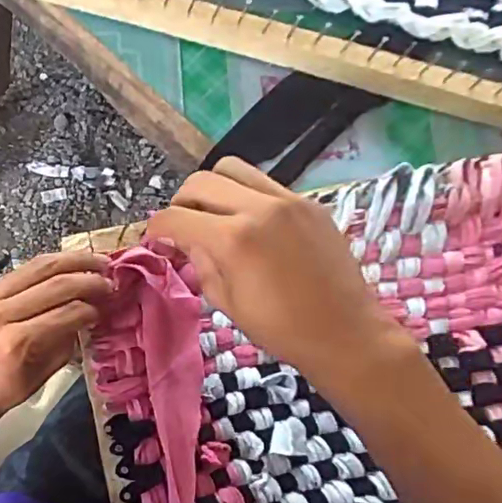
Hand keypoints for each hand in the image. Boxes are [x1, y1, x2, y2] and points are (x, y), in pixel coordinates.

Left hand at [0, 250, 111, 419]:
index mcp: (16, 341)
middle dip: (88, 280)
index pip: (65, 313)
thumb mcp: (48, 368)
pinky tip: (72, 263)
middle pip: (54, 284)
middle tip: (111, 279)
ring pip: (40, 267)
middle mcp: (1, 313)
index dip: (92, 307)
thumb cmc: (10, 387)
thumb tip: (94, 310)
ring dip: (74, 261)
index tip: (110, 304)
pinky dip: (53, 263)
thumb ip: (69, 337)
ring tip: (98, 261)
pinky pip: (26, 268)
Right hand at [145, 158, 415, 397]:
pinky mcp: (309, 203)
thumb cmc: (280, 329)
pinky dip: (245, 196)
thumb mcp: (225, 300)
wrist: (345, 333)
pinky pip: (264, 183)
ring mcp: (288, 201)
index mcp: (233, 239)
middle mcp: (259, 208)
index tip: (156, 238)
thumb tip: (183, 240)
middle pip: (200, 182)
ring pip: (232, 169)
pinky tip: (250, 224)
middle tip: (184, 226)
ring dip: (213, 189)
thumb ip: (199, 261)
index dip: (156, 228)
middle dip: (181, 202)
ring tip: (215, 216)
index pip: (176, 217)